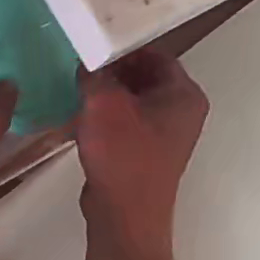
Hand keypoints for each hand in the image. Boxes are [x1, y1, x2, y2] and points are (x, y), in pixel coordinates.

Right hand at [76, 48, 208, 259]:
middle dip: (111, 70)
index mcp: (184, 95)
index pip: (155, 55)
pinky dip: (104, 116)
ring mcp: (163, 135)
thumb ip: (94, 76)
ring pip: (131, 101)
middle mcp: (180, 112)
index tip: (92, 43)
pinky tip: (78, 114)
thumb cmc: (122, 156)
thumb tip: (85, 64)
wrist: (124, 215)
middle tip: (79, 63)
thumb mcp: (103, 105)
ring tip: (75, 86)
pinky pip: (124, 123)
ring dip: (104, 94)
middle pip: (144, 77)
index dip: (123, 47)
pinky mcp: (143, 153)